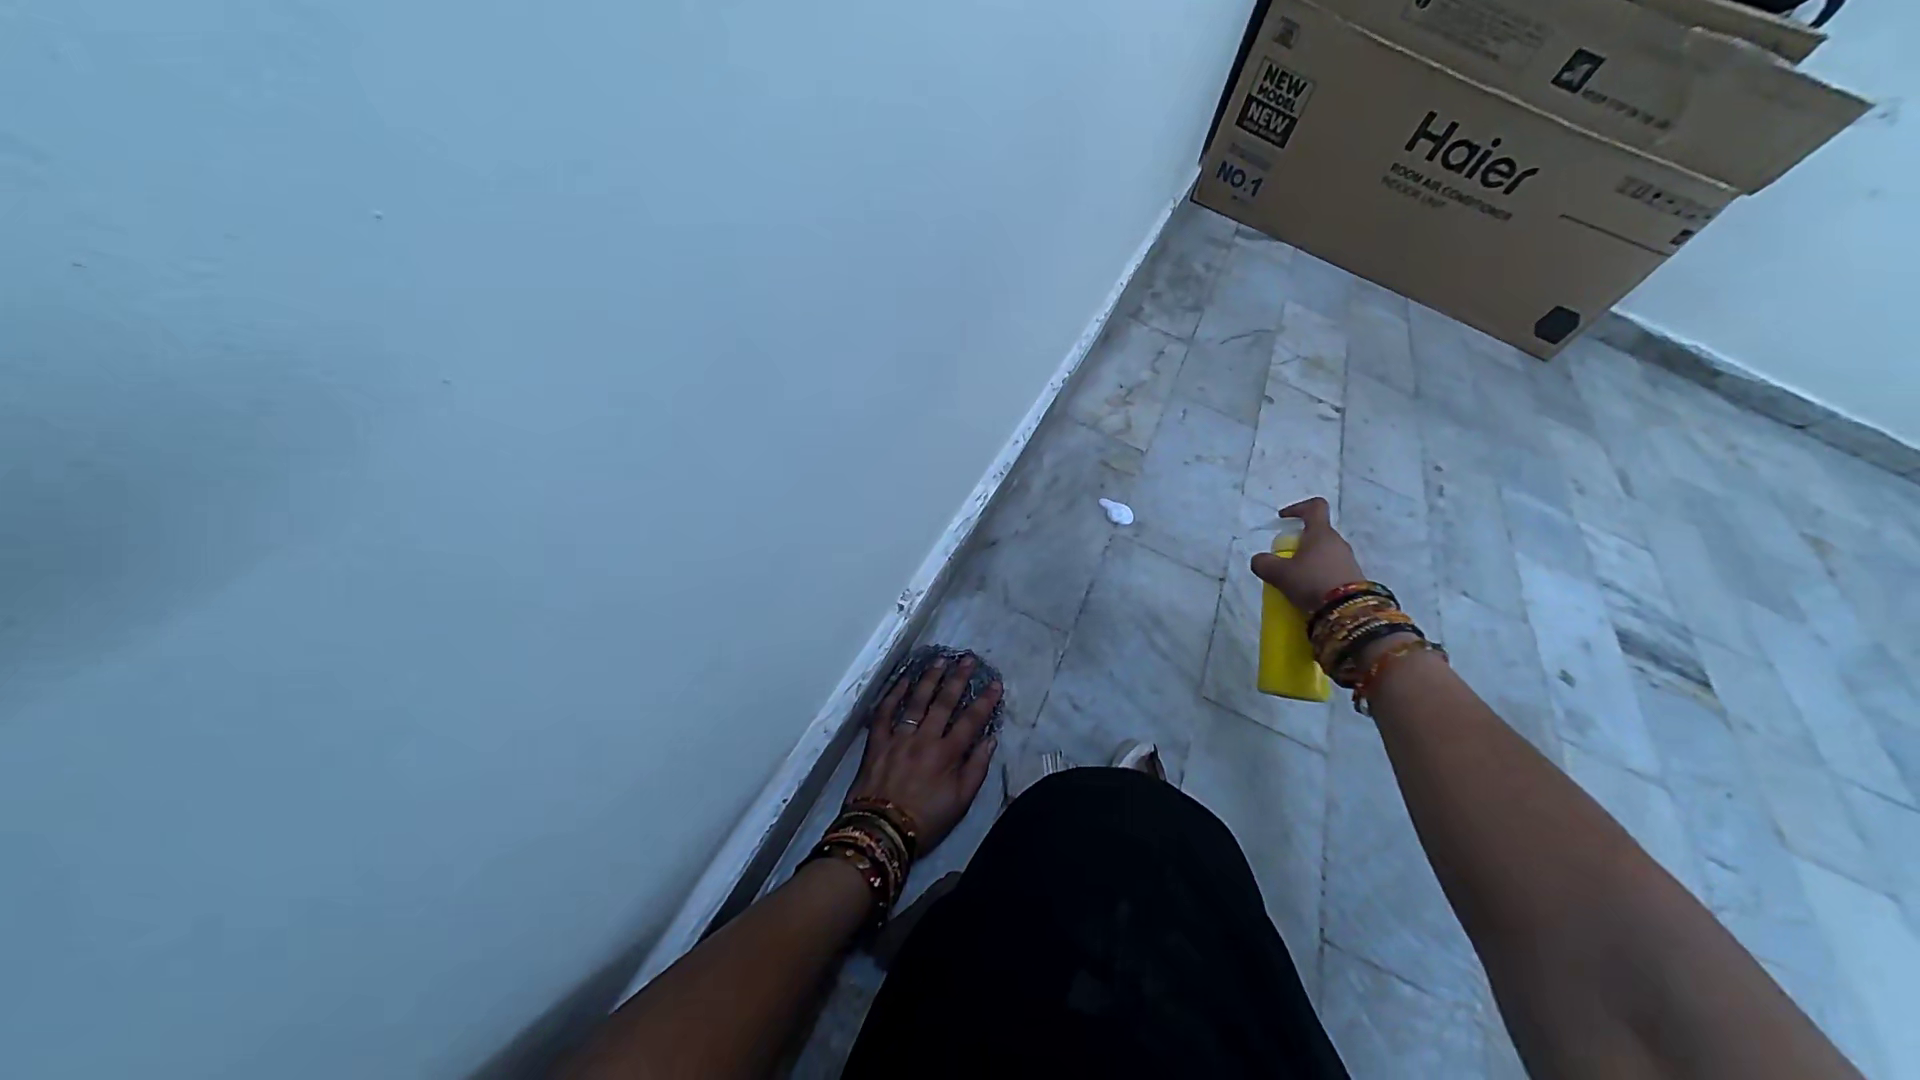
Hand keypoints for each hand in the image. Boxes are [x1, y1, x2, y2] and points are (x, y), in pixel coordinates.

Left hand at [846, 654, 1001, 853]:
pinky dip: (894, 693)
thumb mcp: (961, 802)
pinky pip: (885, 711)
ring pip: (917, 700)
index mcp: (948, 754)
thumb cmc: (926, 821)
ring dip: (930, 678)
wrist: (881, 831)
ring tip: (940, 660)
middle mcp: (925, 738)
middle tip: (969, 660)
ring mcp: (899, 737)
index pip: (971, 720)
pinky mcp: (878, 741)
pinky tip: (903, 679)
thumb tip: (990, 740)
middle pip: (945, 702)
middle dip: (959, 678)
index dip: (985, 700)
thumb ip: (977, 769)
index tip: (995, 683)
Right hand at [1249, 496, 1367, 611]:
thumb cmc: (1311, 582)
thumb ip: (1263, 563)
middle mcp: (1337, 542)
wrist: (1348, 610)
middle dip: (1298, 543)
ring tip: (1295, 579)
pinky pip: (1331, 568)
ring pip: (1323, 552)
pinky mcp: (1353, 577)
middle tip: (1284, 560)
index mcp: (1320, 533)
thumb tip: (1260, 560)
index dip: (1297, 508)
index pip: (1315, 507)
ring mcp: (1348, 559)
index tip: (1283, 519)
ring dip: (1308, 560)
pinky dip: (1318, 574)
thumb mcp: (1279, 574)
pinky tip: (1309, 590)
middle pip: (1316, 533)